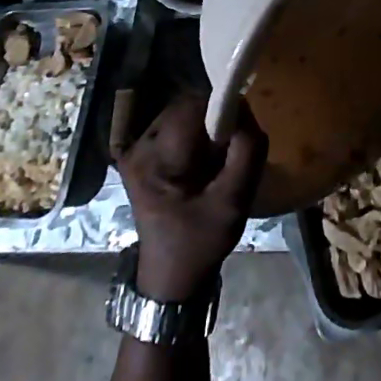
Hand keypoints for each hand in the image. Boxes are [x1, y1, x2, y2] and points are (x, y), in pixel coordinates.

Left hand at [116, 93, 266, 301]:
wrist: (171, 273)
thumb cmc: (202, 241)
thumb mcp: (234, 201)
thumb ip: (246, 151)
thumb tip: (245, 108)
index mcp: (156, 161)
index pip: (192, 108)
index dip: (222, 108)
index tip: (242, 130)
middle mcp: (138, 148)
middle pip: (184, 107)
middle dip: (214, 117)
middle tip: (232, 145)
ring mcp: (134, 150)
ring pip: (179, 113)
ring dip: (204, 125)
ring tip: (218, 155)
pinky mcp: (139, 154)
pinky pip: (174, 126)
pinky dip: (194, 134)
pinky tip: (203, 161)